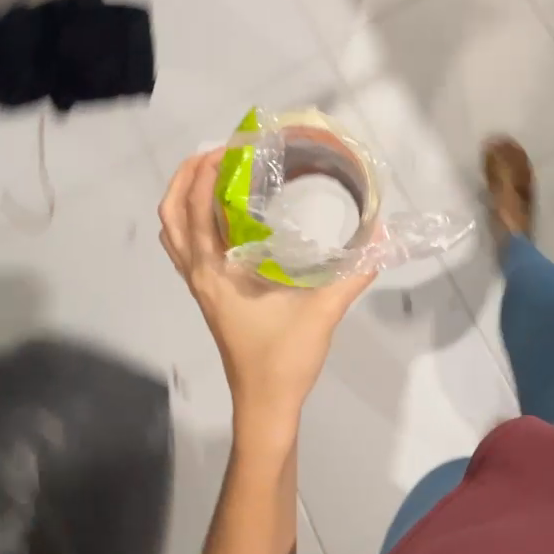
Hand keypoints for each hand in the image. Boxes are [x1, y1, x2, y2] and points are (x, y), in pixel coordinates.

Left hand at [158, 150, 373, 437]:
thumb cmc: (285, 360)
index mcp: (217, 273)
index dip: (205, 173)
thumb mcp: (323, 312)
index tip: (232, 146)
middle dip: (186, 176)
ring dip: (183, 196)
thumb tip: (382, 235)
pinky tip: (222, 212)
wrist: (264, 407)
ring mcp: (199, 285)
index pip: (196, 212)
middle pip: (171, 215)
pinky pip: (185, 248)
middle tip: (220, 151)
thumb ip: (354, 273)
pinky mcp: (207, 293)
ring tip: (215, 171)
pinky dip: (190, 220)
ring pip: (172, 232)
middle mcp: (199, 274)